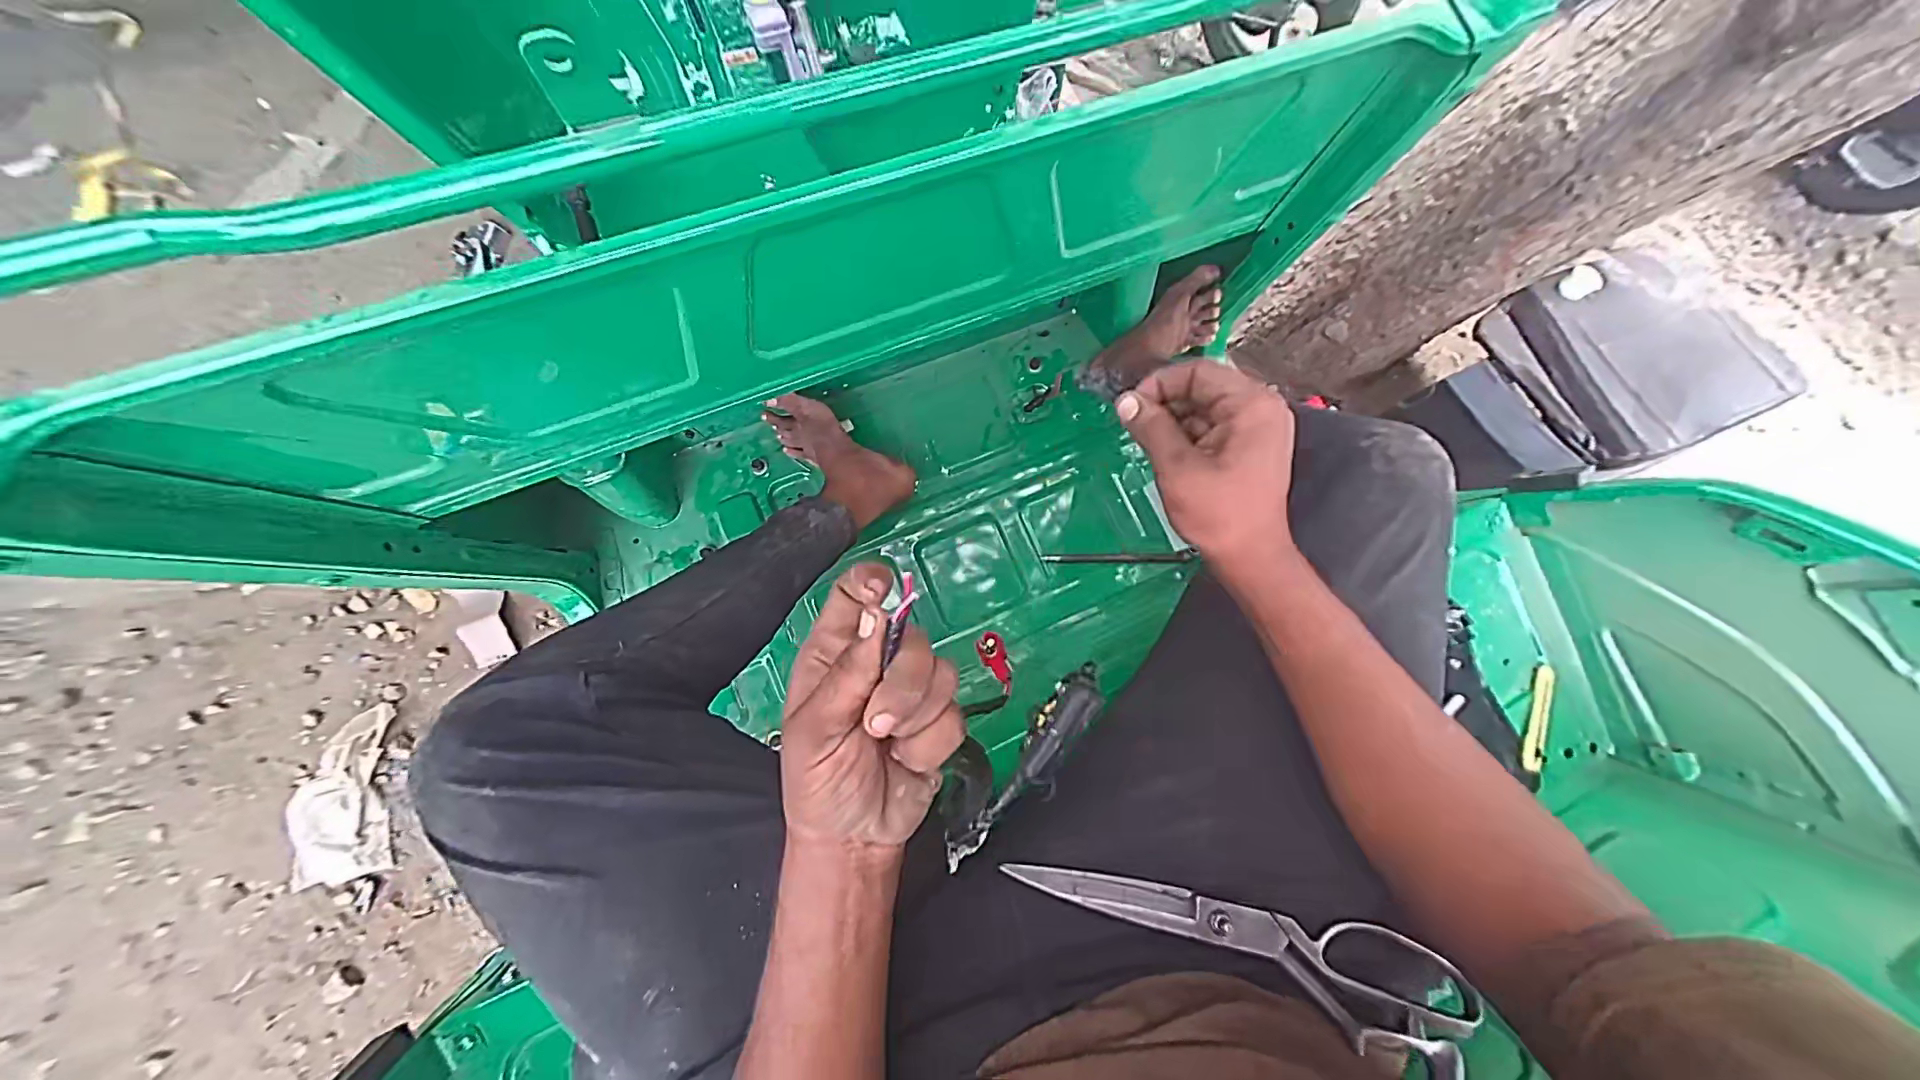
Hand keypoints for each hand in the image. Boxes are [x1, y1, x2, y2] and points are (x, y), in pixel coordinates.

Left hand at [780, 563, 966, 851]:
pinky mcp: (939, 720)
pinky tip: (905, 759)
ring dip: (916, 717)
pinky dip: (929, 743)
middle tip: (876, 721)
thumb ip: (848, 673)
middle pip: (912, 633)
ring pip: (941, 672)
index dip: (871, 581)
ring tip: (886, 744)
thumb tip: (877, 612)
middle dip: (903, 680)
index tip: (883, 591)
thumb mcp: (815, 730)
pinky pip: (955, 713)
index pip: (854, 593)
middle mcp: (877, 662)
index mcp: (835, 653)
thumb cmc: (816, 780)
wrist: (853, 835)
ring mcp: (912, 690)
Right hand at [1115, 360, 1296, 571]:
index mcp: (1251, 405)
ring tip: (1150, 444)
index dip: (1159, 384)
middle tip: (1135, 426)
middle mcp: (1261, 408)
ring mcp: (1258, 428)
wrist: (1250, 556)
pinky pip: (1212, 426)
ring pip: (1204, 407)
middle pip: (1202, 387)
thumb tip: (1126, 401)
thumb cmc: (1219, 515)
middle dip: (1165, 403)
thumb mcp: (1177, 467)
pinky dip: (1187, 435)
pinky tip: (1168, 454)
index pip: (1198, 372)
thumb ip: (1151, 427)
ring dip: (1173, 421)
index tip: (1131, 406)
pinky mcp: (1250, 446)